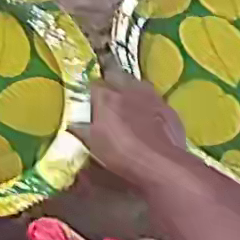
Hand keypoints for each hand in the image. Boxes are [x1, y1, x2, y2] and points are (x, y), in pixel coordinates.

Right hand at [71, 74, 195, 186]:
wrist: (161, 164)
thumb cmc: (120, 154)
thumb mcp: (92, 143)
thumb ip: (81, 127)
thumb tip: (72, 123)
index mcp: (105, 96)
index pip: (91, 84)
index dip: (89, 92)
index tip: (87, 101)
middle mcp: (128, 89)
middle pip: (114, 74)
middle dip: (109, 81)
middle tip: (106, 96)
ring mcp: (150, 96)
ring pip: (136, 83)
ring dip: (130, 89)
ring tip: (127, 103)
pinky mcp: (167, 107)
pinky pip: (153, 98)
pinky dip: (147, 104)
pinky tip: (147, 117)